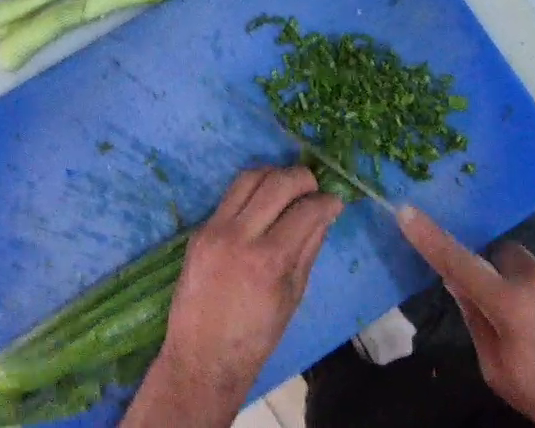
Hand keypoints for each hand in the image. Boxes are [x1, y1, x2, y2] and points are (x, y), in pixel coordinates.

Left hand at [123, 167, 342, 427]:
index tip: (335, 203)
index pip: (306, 210)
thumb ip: (310, 246)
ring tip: (288, 190)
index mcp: (269, 260)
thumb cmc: (256, 337)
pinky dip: (252, 193)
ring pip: (250, 177)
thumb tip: (326, 212)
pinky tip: (263, 205)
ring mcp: (214, 230)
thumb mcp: (294, 294)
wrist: (201, 359)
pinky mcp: (199, 231)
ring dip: (275, 176)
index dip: (327, 202)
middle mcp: (240, 237)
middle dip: (304, 178)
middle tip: (314, 190)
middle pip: (278, 182)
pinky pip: (230, 196)